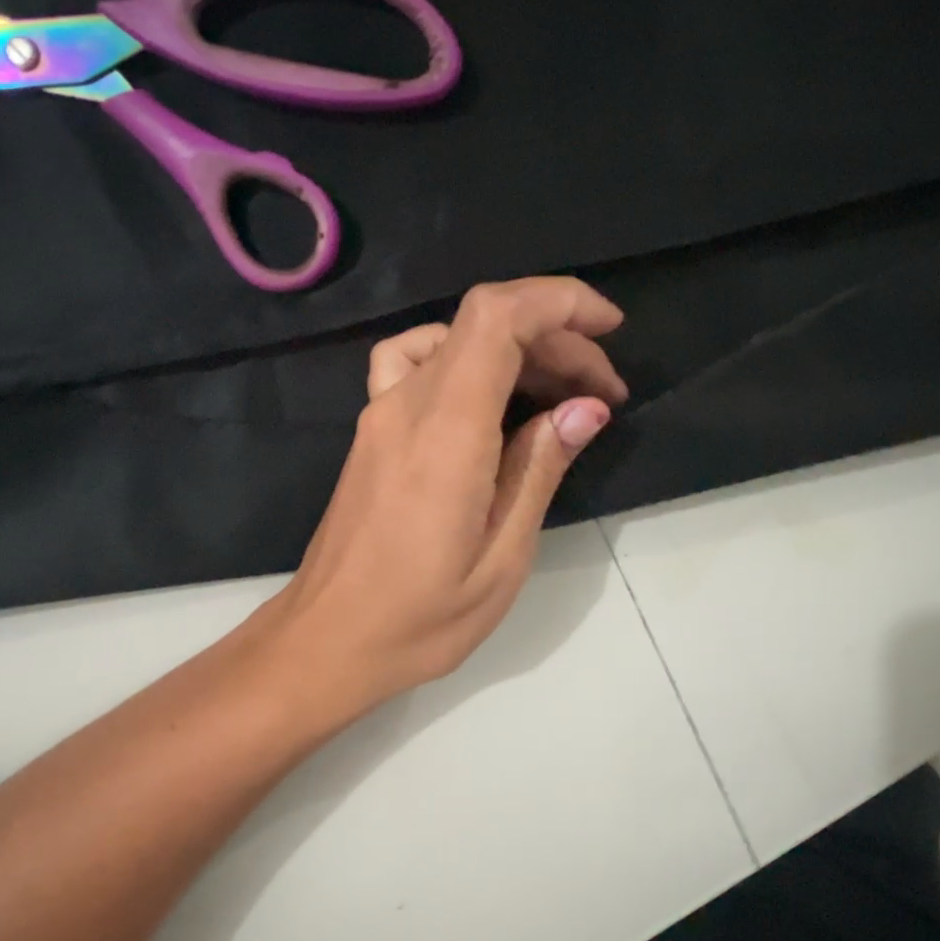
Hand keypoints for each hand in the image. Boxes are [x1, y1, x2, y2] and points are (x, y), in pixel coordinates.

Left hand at [262, 277, 627, 706]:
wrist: (329, 638)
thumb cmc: (421, 616)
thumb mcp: (502, 557)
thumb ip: (540, 470)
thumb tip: (585, 408)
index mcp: (446, 431)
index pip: (497, 318)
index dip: (559, 302)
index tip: (610, 329)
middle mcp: (406, 404)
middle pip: (484, 324)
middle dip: (557, 340)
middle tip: (603, 398)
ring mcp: (380, 412)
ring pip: (454, 338)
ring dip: (516, 348)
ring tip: (560, 395)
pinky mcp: (372, 429)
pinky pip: (413, 361)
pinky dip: (462, 356)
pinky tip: (486, 395)